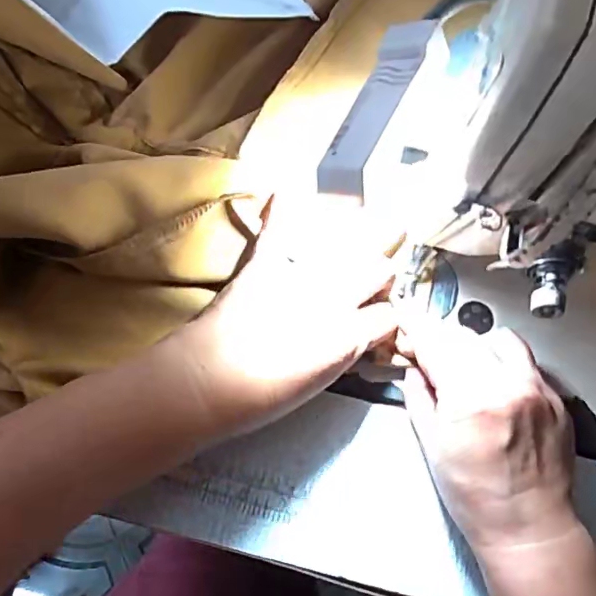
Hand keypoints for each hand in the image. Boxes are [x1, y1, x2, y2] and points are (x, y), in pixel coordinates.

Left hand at [148, 195, 401, 438]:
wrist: (207, 379)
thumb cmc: (258, 398)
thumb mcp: (316, 384)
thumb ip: (342, 353)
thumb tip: (352, 337)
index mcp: (348, 337)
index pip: (389, 316)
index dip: (381, 321)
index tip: (371, 323)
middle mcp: (336, 296)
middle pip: (381, 269)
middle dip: (377, 279)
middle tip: (360, 288)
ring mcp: (303, 272)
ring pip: (356, 239)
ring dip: (355, 243)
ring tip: (340, 252)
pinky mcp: (268, 257)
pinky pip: (286, 215)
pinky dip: (286, 206)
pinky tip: (288, 198)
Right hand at [400, 315, 583, 561]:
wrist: (528, 525)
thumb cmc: (474, 496)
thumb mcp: (432, 446)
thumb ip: (421, 400)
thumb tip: (414, 371)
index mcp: (472, 400)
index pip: (437, 345)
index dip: (416, 328)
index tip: (405, 318)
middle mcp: (509, 386)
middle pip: (466, 337)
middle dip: (441, 339)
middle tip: (426, 352)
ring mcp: (538, 390)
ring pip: (500, 340)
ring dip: (475, 345)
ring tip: (462, 365)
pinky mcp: (556, 398)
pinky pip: (526, 362)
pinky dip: (502, 363)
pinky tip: (491, 385)